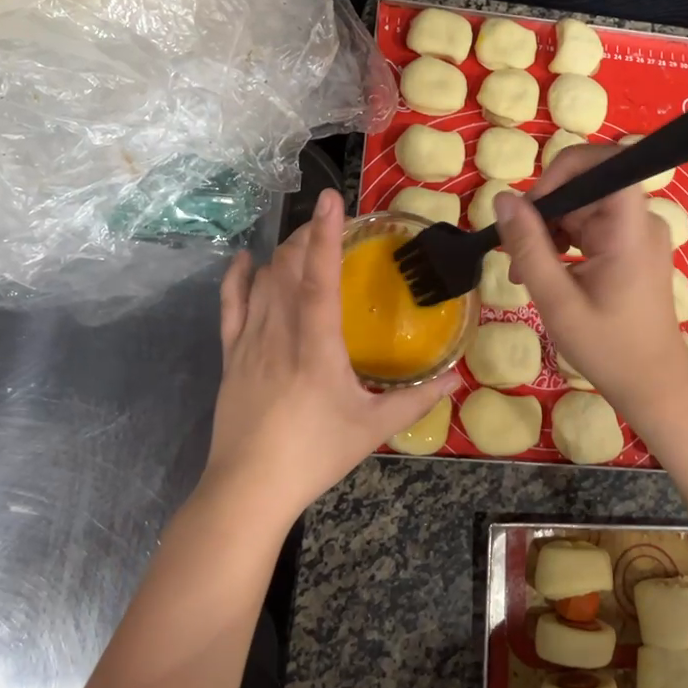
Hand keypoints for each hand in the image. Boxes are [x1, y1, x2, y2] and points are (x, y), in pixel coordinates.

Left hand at [202, 189, 454, 523]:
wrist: (248, 488)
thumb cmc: (315, 454)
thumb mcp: (373, 428)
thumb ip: (417, 399)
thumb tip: (457, 379)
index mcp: (316, 345)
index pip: (320, 276)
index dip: (327, 234)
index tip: (332, 199)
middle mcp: (279, 332)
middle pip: (288, 267)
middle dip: (308, 236)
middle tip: (331, 223)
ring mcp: (249, 341)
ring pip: (263, 280)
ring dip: (283, 254)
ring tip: (304, 241)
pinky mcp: (230, 354)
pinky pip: (229, 304)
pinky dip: (238, 277)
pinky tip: (247, 259)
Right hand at [492, 145, 687, 401]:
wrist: (653, 384)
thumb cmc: (608, 347)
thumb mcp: (556, 300)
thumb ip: (528, 246)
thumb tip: (502, 198)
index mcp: (630, 228)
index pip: (607, 162)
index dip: (565, 169)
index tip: (533, 204)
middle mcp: (640, 220)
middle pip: (588, 185)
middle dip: (547, 207)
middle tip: (516, 249)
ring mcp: (637, 232)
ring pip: (584, 205)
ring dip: (550, 226)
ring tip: (524, 268)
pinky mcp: (631, 246)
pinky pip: (591, 225)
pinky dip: (564, 240)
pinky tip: (545, 270)